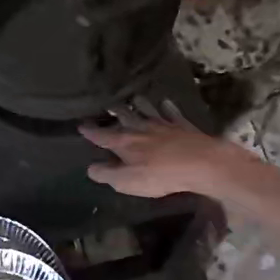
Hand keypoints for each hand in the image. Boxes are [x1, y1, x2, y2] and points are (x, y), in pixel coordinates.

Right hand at [80, 98, 256, 198]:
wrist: (199, 163)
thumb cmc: (159, 175)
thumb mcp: (126, 181)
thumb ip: (107, 174)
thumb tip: (90, 168)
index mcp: (124, 143)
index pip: (102, 136)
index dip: (90, 131)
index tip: (81, 125)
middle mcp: (141, 128)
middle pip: (124, 116)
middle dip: (114, 111)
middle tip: (107, 105)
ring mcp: (163, 124)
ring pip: (147, 109)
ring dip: (138, 104)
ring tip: (133, 98)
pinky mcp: (182, 125)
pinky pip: (171, 112)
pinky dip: (166, 107)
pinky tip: (165, 103)